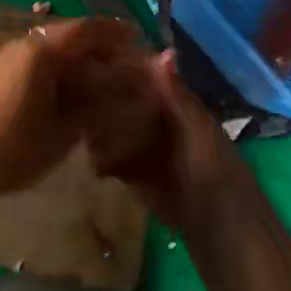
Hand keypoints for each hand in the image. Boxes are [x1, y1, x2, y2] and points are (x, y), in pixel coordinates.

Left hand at [0, 18, 135, 209]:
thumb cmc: (4, 146)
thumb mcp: (59, 134)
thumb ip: (94, 111)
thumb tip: (124, 97)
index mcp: (43, 51)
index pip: (89, 29)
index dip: (117, 32)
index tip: (141, 40)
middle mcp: (26, 46)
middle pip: (74, 38)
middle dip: (104, 50)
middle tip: (132, 67)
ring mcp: (10, 60)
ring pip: (57, 53)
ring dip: (83, 63)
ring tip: (110, 84)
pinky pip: (42, 66)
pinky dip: (65, 75)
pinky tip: (77, 98)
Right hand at [82, 52, 250, 230]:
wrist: (225, 238)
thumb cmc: (218, 179)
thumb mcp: (198, 134)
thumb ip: (178, 97)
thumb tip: (163, 51)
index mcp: (181, 109)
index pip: (147, 79)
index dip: (123, 67)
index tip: (91, 56)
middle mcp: (163, 125)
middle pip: (128, 103)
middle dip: (104, 95)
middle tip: (67, 85)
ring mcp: (150, 153)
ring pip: (118, 130)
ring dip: (99, 124)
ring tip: (65, 111)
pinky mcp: (138, 179)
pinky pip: (115, 161)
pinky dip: (100, 156)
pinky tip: (79, 148)